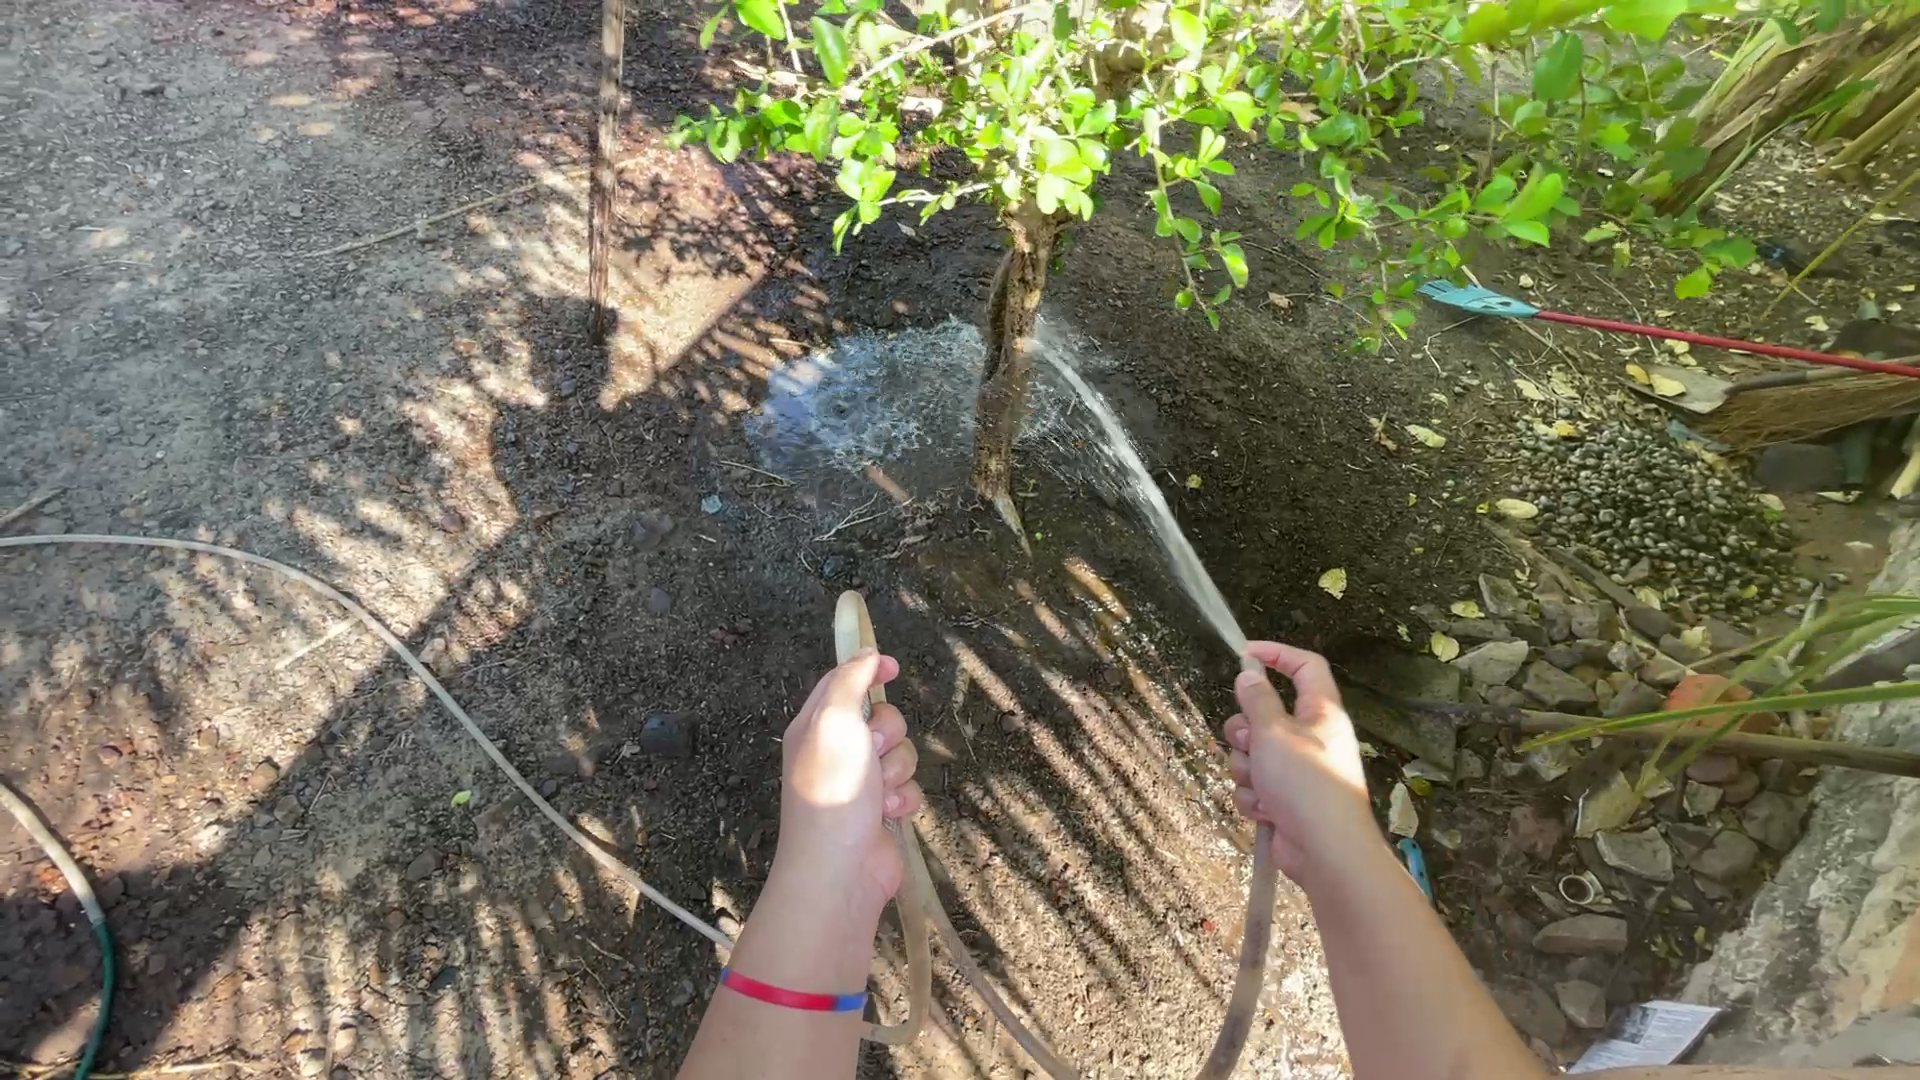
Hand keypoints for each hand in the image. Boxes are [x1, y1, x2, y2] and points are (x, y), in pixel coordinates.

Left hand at [770, 649, 923, 921]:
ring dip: (897, 771)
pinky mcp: (882, 810)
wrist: (840, 869)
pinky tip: (888, 815)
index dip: (869, 670)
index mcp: (817, 726)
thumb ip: (851, 680)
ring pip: (901, 752)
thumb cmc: (833, 789)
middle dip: (888, 734)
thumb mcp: (835, 720)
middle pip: (883, 717)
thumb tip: (865, 652)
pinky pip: (909, 786)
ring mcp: (861, 783)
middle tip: (872, 752)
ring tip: (879, 794)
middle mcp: (837, 751)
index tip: (893, 668)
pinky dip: (903, 799)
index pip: (844, 682)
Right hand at [1225, 641, 1377, 889]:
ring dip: (1246, 768)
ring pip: (1252, 751)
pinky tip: (1266, 810)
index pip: (1305, 666)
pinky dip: (1254, 796)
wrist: (1326, 851)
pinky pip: (1254, 783)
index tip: (1244, 653)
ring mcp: (1297, 769)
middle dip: (1244, 730)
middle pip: (1265, 713)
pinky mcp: (1284, 798)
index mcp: (1320, 712)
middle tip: (1249, 742)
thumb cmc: (1305, 782)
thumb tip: (1249, 674)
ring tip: (1261, 785)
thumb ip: (1257, 700)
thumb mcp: (1273, 732)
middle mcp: (1310, 736)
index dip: (1277, 653)